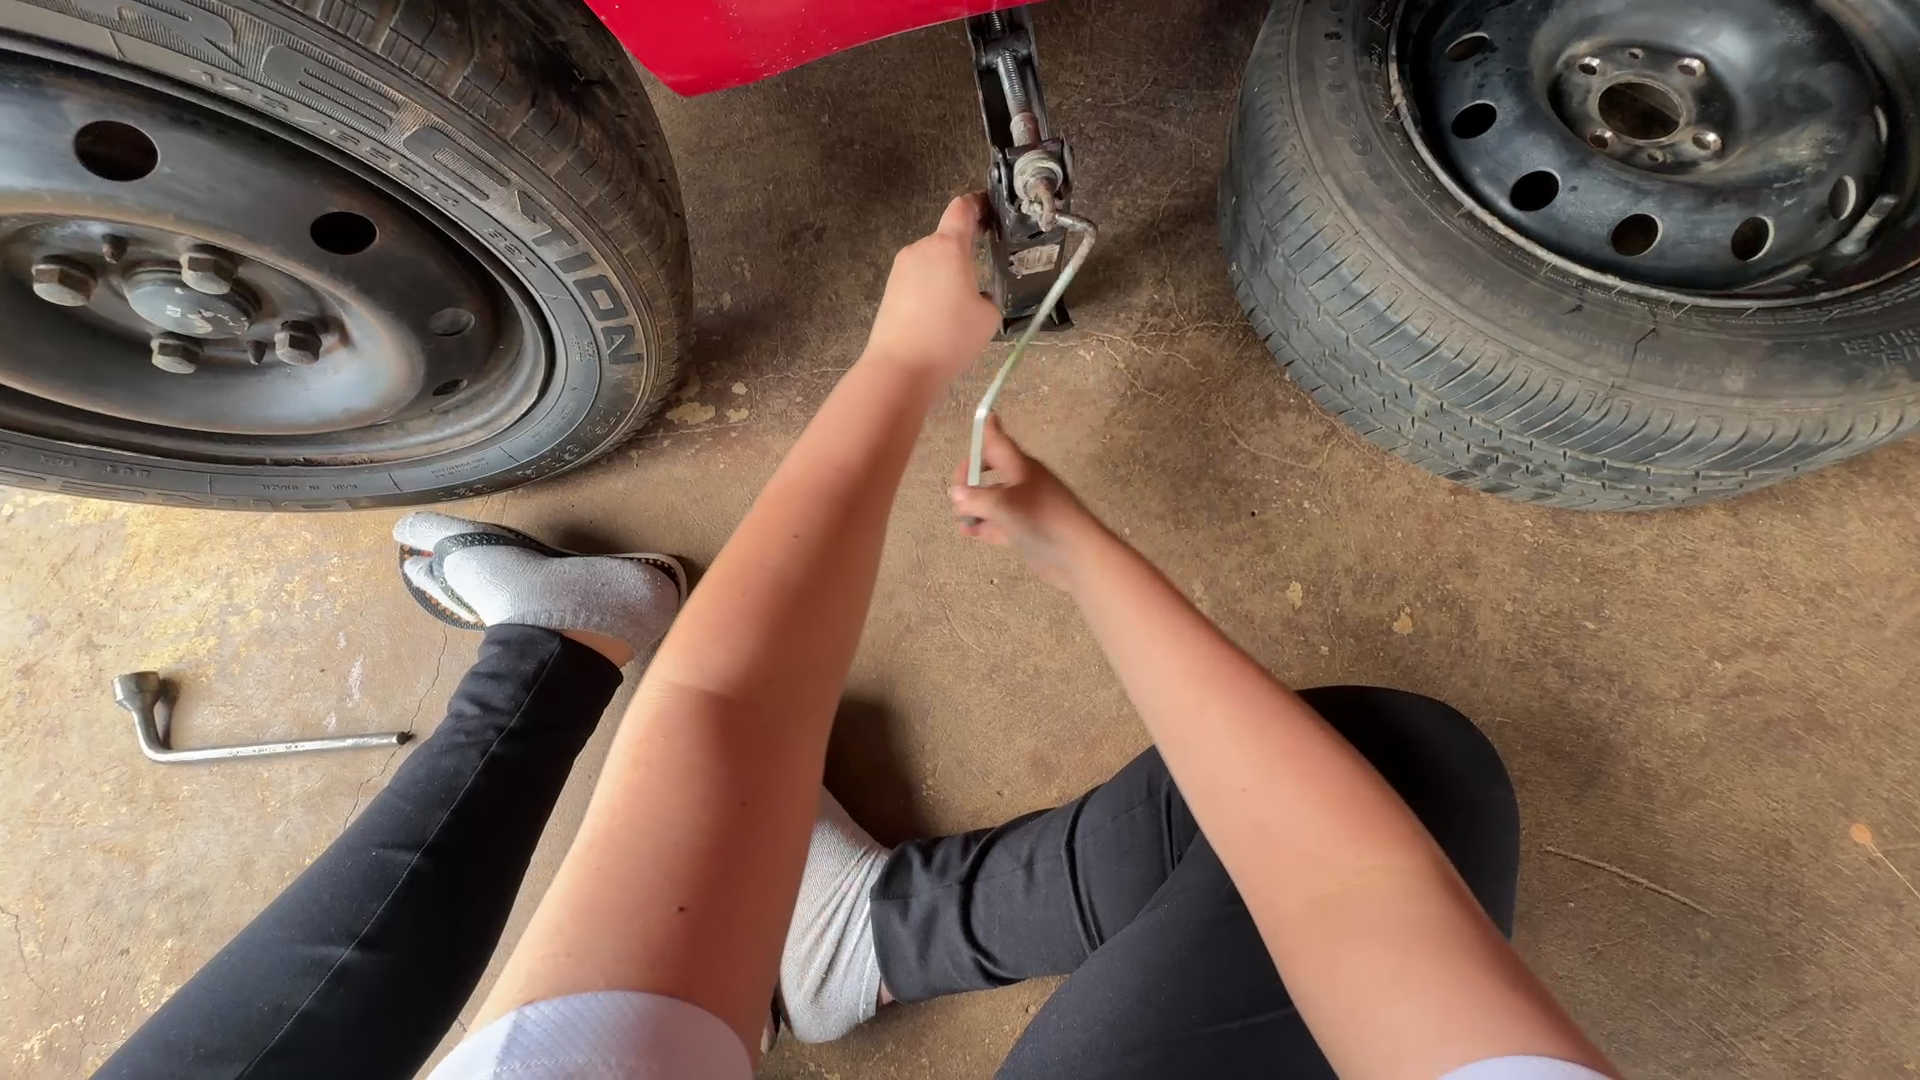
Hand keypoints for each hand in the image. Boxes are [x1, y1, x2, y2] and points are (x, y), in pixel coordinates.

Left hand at [865, 193, 1000, 378]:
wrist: (902, 368)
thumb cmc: (950, 339)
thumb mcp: (988, 318)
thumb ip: (987, 297)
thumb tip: (974, 298)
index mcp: (948, 246)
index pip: (962, 208)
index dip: (977, 205)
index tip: (988, 212)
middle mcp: (920, 249)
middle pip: (946, 241)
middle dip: (962, 257)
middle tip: (976, 287)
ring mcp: (900, 270)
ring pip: (931, 265)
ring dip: (945, 279)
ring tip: (955, 314)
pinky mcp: (889, 290)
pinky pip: (917, 284)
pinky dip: (929, 295)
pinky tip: (936, 324)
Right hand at [950, 417, 1106, 590]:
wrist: (1076, 554)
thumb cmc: (1042, 519)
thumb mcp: (1004, 505)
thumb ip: (976, 498)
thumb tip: (956, 493)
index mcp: (1020, 467)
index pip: (998, 441)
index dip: (987, 430)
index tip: (979, 419)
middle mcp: (1021, 482)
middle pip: (990, 470)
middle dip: (970, 477)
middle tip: (957, 491)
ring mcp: (1023, 507)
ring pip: (992, 499)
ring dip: (974, 505)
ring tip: (961, 518)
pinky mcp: (1024, 529)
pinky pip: (998, 522)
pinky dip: (984, 525)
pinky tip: (969, 533)